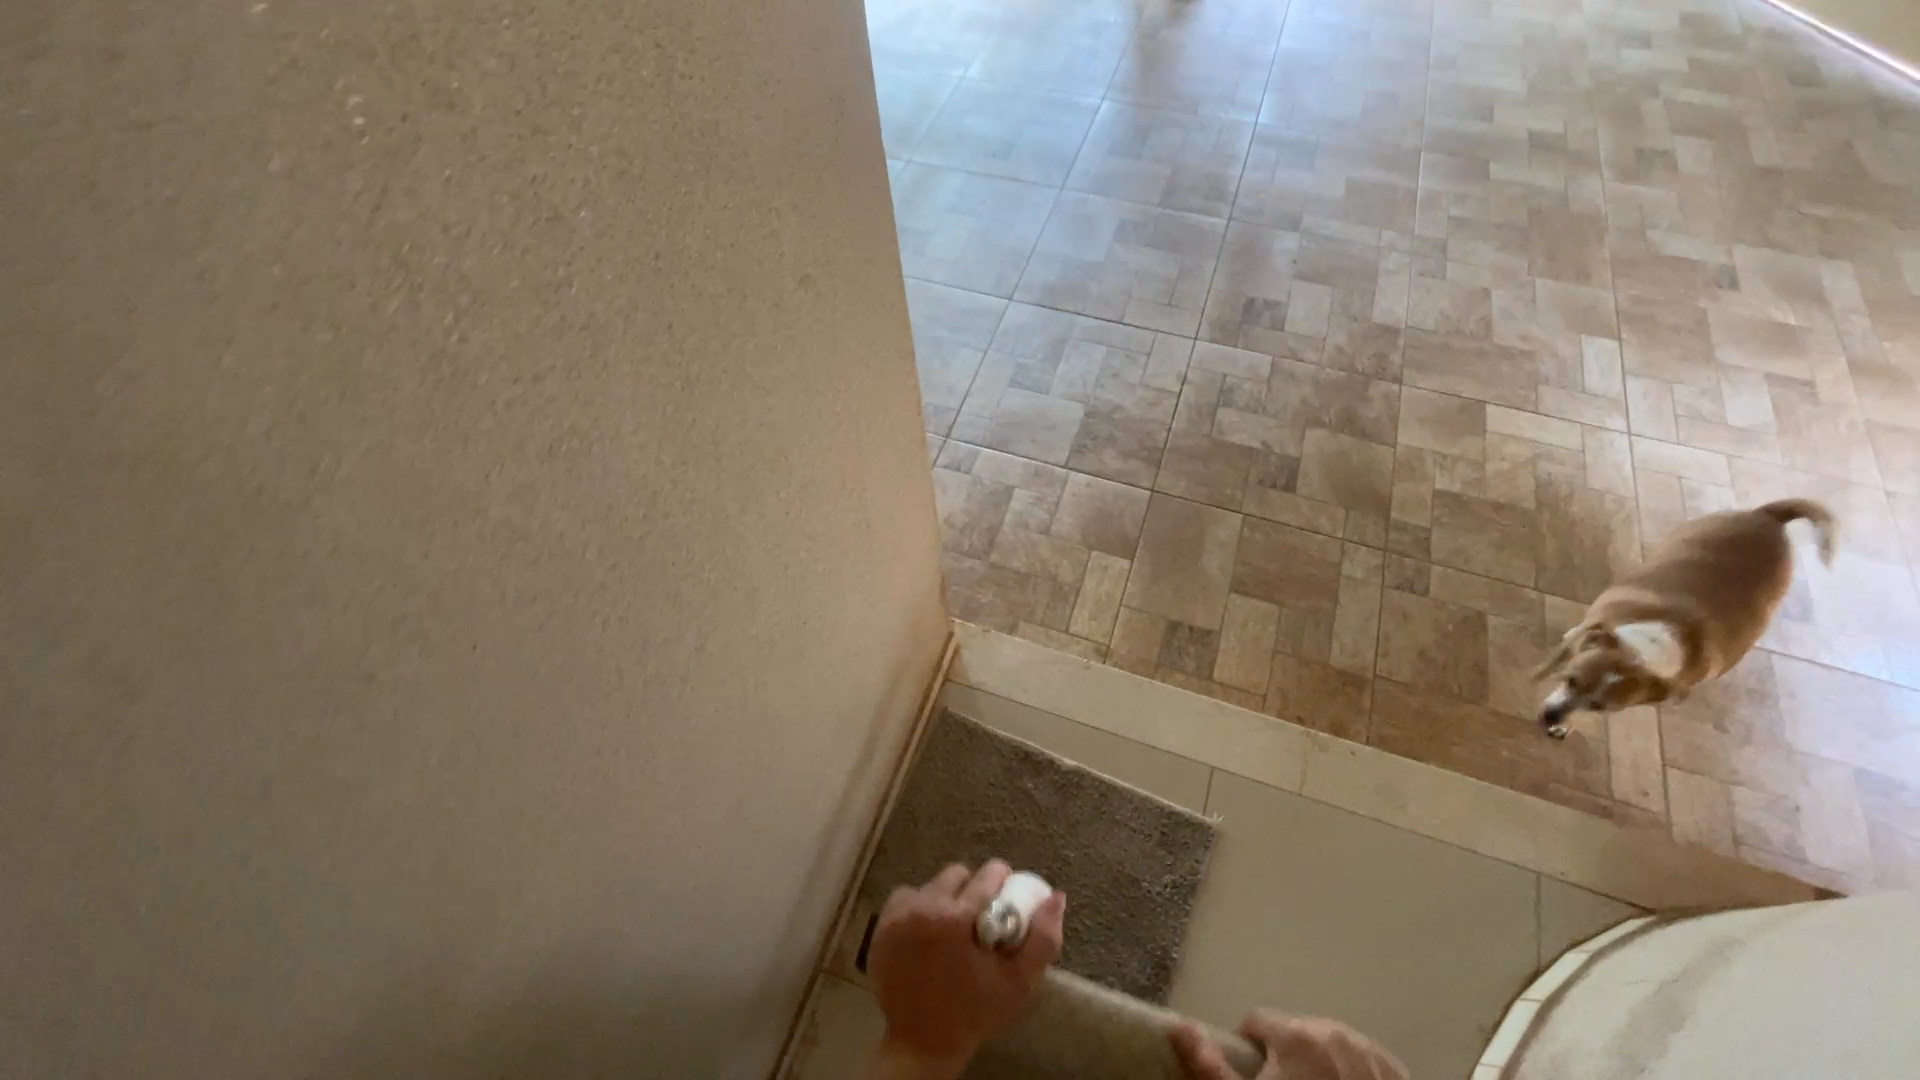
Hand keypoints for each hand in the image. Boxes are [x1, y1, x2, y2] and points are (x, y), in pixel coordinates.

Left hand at [867, 860, 1066, 1078]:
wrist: (921, 1044)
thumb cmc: (974, 1013)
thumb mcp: (1018, 984)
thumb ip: (1042, 939)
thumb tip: (1056, 895)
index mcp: (955, 917)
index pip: (987, 875)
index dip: (1002, 879)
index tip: (1007, 893)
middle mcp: (923, 906)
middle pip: (956, 874)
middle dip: (973, 887)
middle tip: (981, 915)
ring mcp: (897, 915)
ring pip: (931, 884)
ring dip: (946, 896)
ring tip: (954, 924)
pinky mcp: (881, 926)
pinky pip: (906, 897)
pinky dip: (919, 906)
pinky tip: (929, 929)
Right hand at [1171, 1010, 1407, 1079]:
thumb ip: (1209, 1066)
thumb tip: (1179, 1026)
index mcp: (1297, 1034)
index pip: (1255, 1021)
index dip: (1247, 1050)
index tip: (1251, 1079)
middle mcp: (1336, 1032)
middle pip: (1294, 1030)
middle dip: (1284, 1055)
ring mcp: (1372, 1053)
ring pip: (1330, 1044)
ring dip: (1318, 1063)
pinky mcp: (1398, 1076)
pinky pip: (1366, 1061)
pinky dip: (1354, 1074)